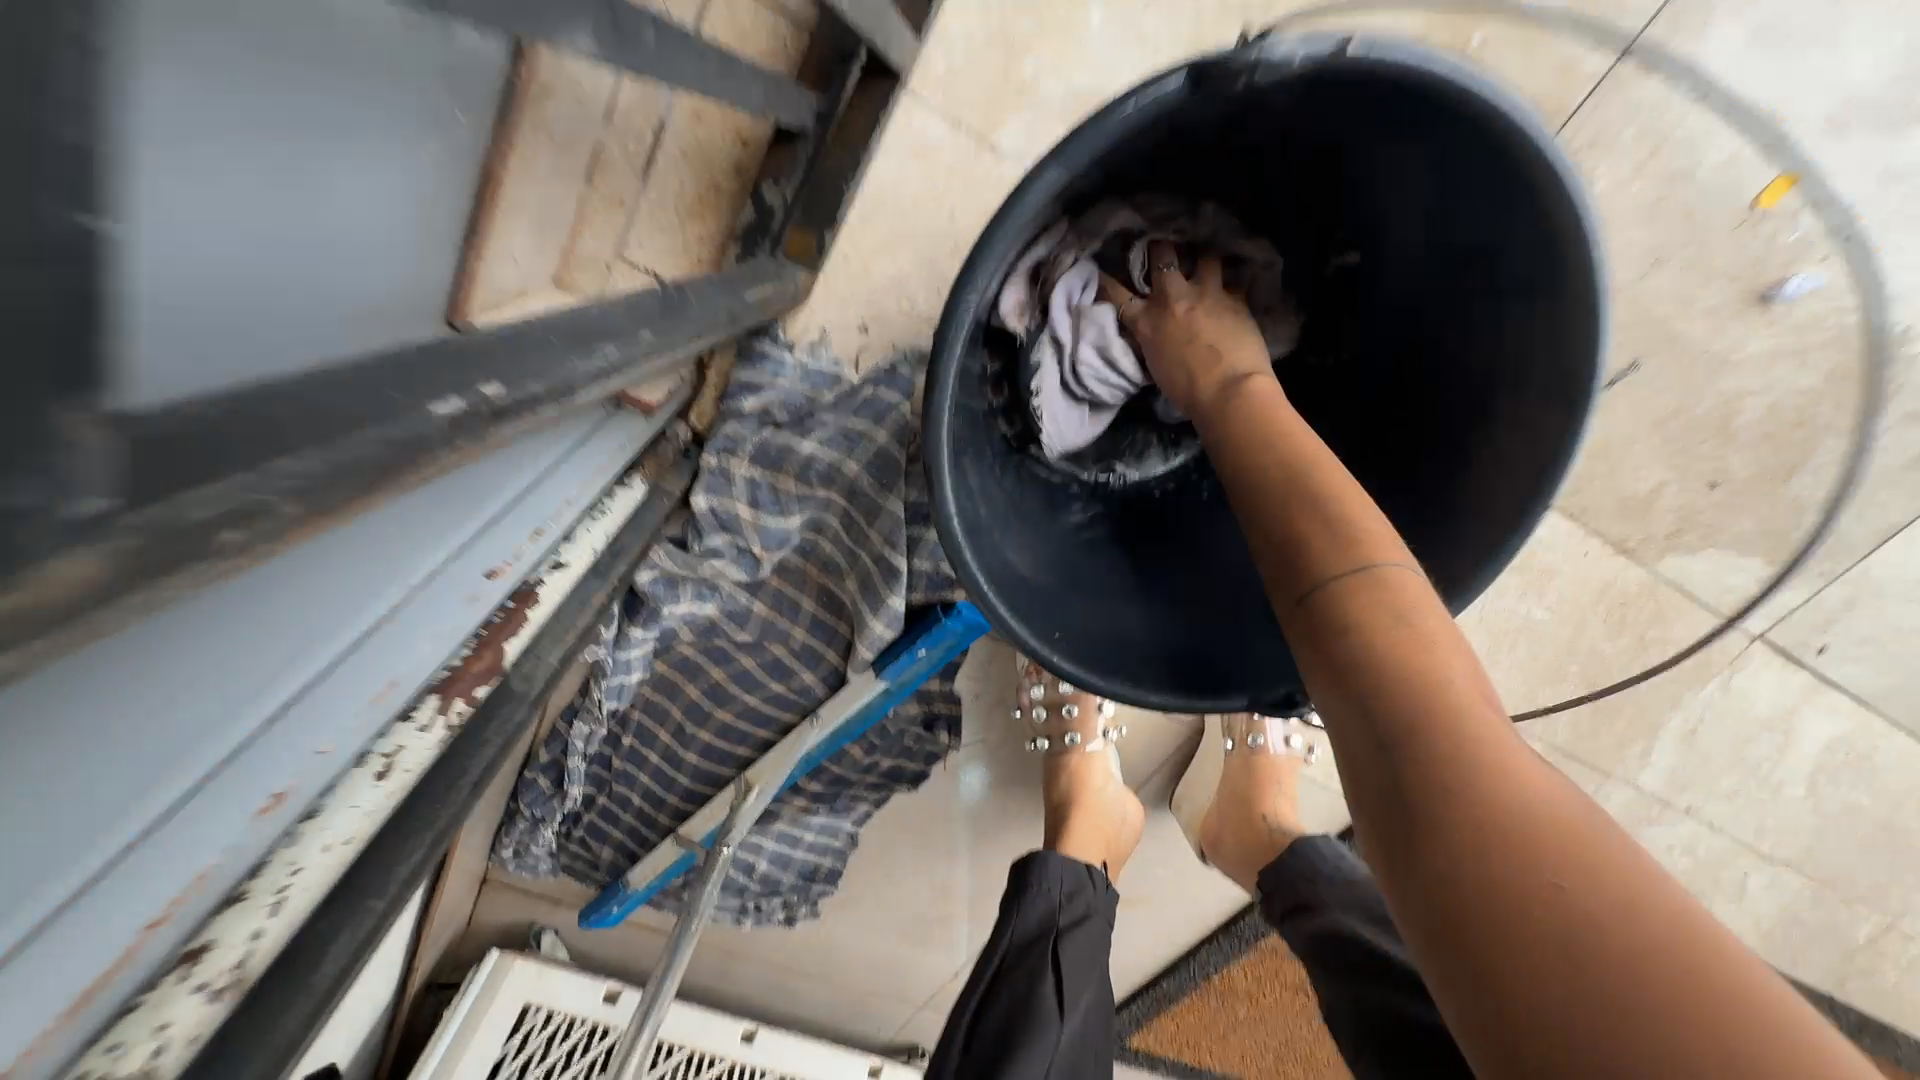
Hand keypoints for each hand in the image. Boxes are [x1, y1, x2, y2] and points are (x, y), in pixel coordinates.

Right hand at [1098, 240, 1277, 421]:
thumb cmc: (1187, 391)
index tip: (1100, 270)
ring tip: (1207, 257)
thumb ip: (1153, 341)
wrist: (1228, 391)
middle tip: (1163, 242)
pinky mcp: (1236, 299)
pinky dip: (1235, 282)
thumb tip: (1155, 334)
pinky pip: (1236, 280)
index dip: (1107, 281)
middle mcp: (1173, 299)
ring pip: (1205, 256)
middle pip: (1163, 256)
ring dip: (1205, 257)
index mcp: (1147, 322)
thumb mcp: (1156, 365)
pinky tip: (1238, 283)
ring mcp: (1207, 294)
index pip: (1118, 295)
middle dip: (1161, 246)